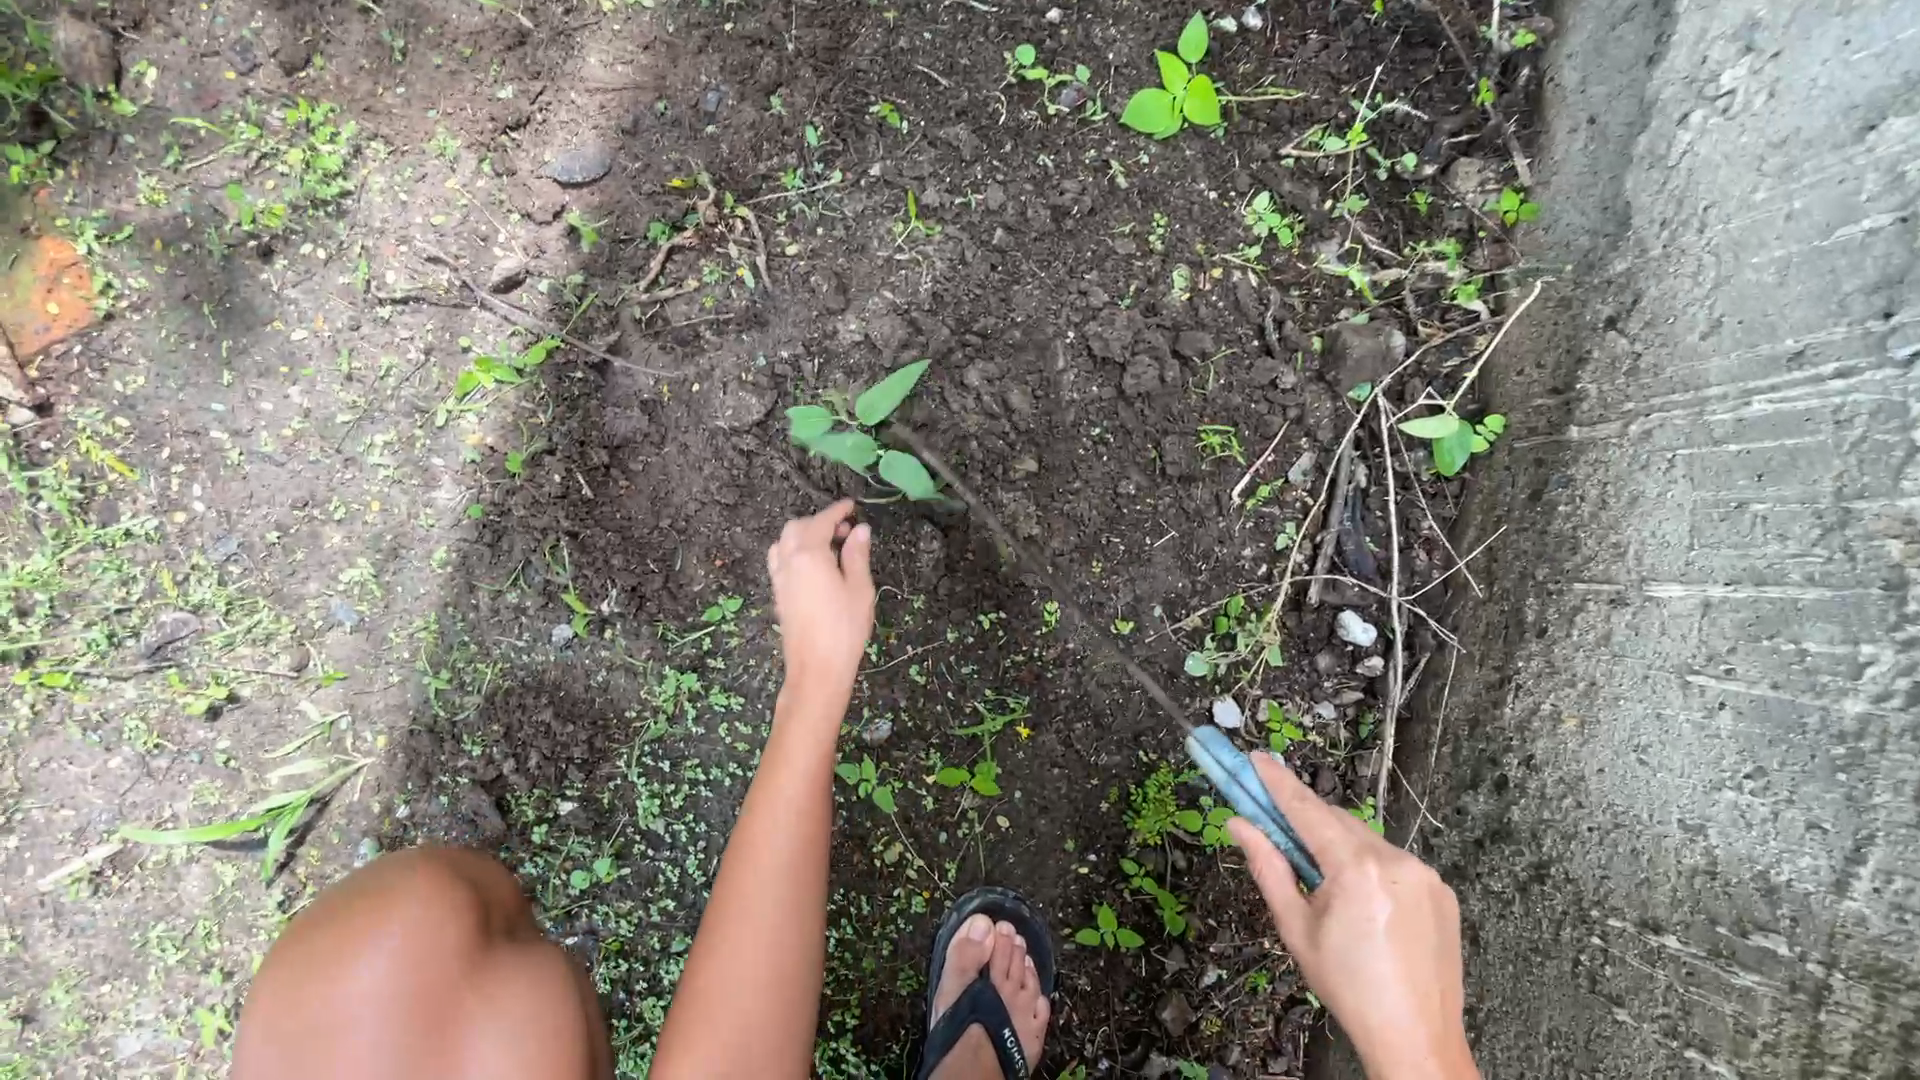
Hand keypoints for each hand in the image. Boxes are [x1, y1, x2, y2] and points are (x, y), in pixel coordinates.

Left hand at [766, 500, 874, 704]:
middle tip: (845, 530)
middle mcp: (788, 561)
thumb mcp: (860, 589)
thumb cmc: (844, 628)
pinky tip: (813, 565)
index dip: (837, 511)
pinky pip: (780, 560)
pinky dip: (794, 551)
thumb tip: (860, 530)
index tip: (851, 505)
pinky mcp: (779, 594)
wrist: (817, 668)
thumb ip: (857, 555)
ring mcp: (780, 578)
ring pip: (784, 542)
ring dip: (804, 535)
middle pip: (797, 528)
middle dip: (819, 522)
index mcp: (809, 555)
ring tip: (829, 546)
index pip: (821, 522)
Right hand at [1227, 756, 1476, 1079]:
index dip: (1277, 782)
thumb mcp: (1295, 927)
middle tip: (1273, 822)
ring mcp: (1425, 874)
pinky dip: (1367, 864)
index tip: (1256, 757)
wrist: (1418, 1041)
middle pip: (1336, 821)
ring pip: (1365, 839)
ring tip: (1320, 879)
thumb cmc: (1347, 986)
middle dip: (1304, 818)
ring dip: (1336, 843)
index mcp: (1356, 869)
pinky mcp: (1441, 890)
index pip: (1306, 810)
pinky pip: (1392, 861)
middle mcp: (1396, 860)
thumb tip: (1238, 824)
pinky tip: (1358, 898)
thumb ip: (1267, 867)